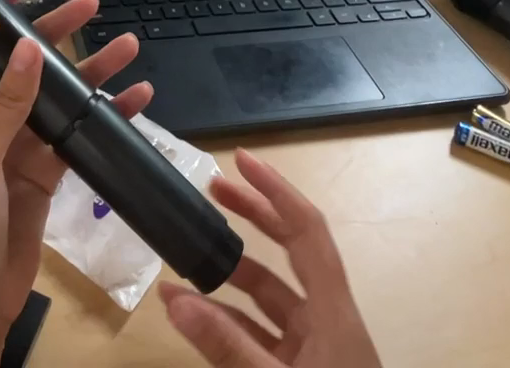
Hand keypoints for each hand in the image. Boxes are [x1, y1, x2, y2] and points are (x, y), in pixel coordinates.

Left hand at [0, 0, 153, 366]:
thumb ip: (5, 107)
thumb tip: (29, 48)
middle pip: (29, 65)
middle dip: (58, 34)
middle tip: (92, 5)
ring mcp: (24, 145)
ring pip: (62, 98)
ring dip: (93, 73)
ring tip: (129, 45)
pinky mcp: (49, 172)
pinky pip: (81, 135)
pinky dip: (107, 118)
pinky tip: (137, 101)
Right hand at [159, 149, 381, 367]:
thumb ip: (227, 348)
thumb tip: (175, 300)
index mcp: (334, 316)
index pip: (306, 232)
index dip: (276, 191)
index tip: (240, 161)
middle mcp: (326, 323)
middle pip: (289, 252)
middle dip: (252, 217)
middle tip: (211, 189)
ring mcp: (313, 352)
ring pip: (268, 297)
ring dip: (227, 276)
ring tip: (184, 259)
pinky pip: (258, 336)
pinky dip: (225, 322)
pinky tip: (192, 317)